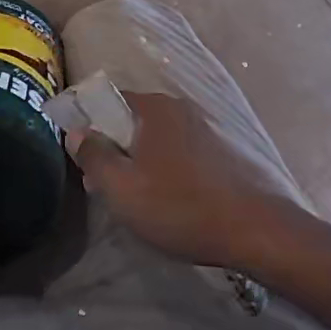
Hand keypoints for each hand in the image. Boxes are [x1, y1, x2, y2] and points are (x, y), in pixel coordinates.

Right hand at [72, 92, 300, 268]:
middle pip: (132, 120)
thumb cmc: (179, 205)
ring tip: (133, 199)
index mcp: (153, 107)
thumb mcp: (121, 188)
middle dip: (113, 148)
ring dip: (138, 161)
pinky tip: (166, 199)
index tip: (79, 157)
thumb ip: (93, 156)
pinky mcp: (221, 150)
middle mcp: (179, 108)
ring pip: (156, 138)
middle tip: (102, 186)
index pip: (108, 101)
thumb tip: (76, 131)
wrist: (254, 228)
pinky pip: (178, 151)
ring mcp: (204, 128)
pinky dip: (164, 168)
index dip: (88, 125)